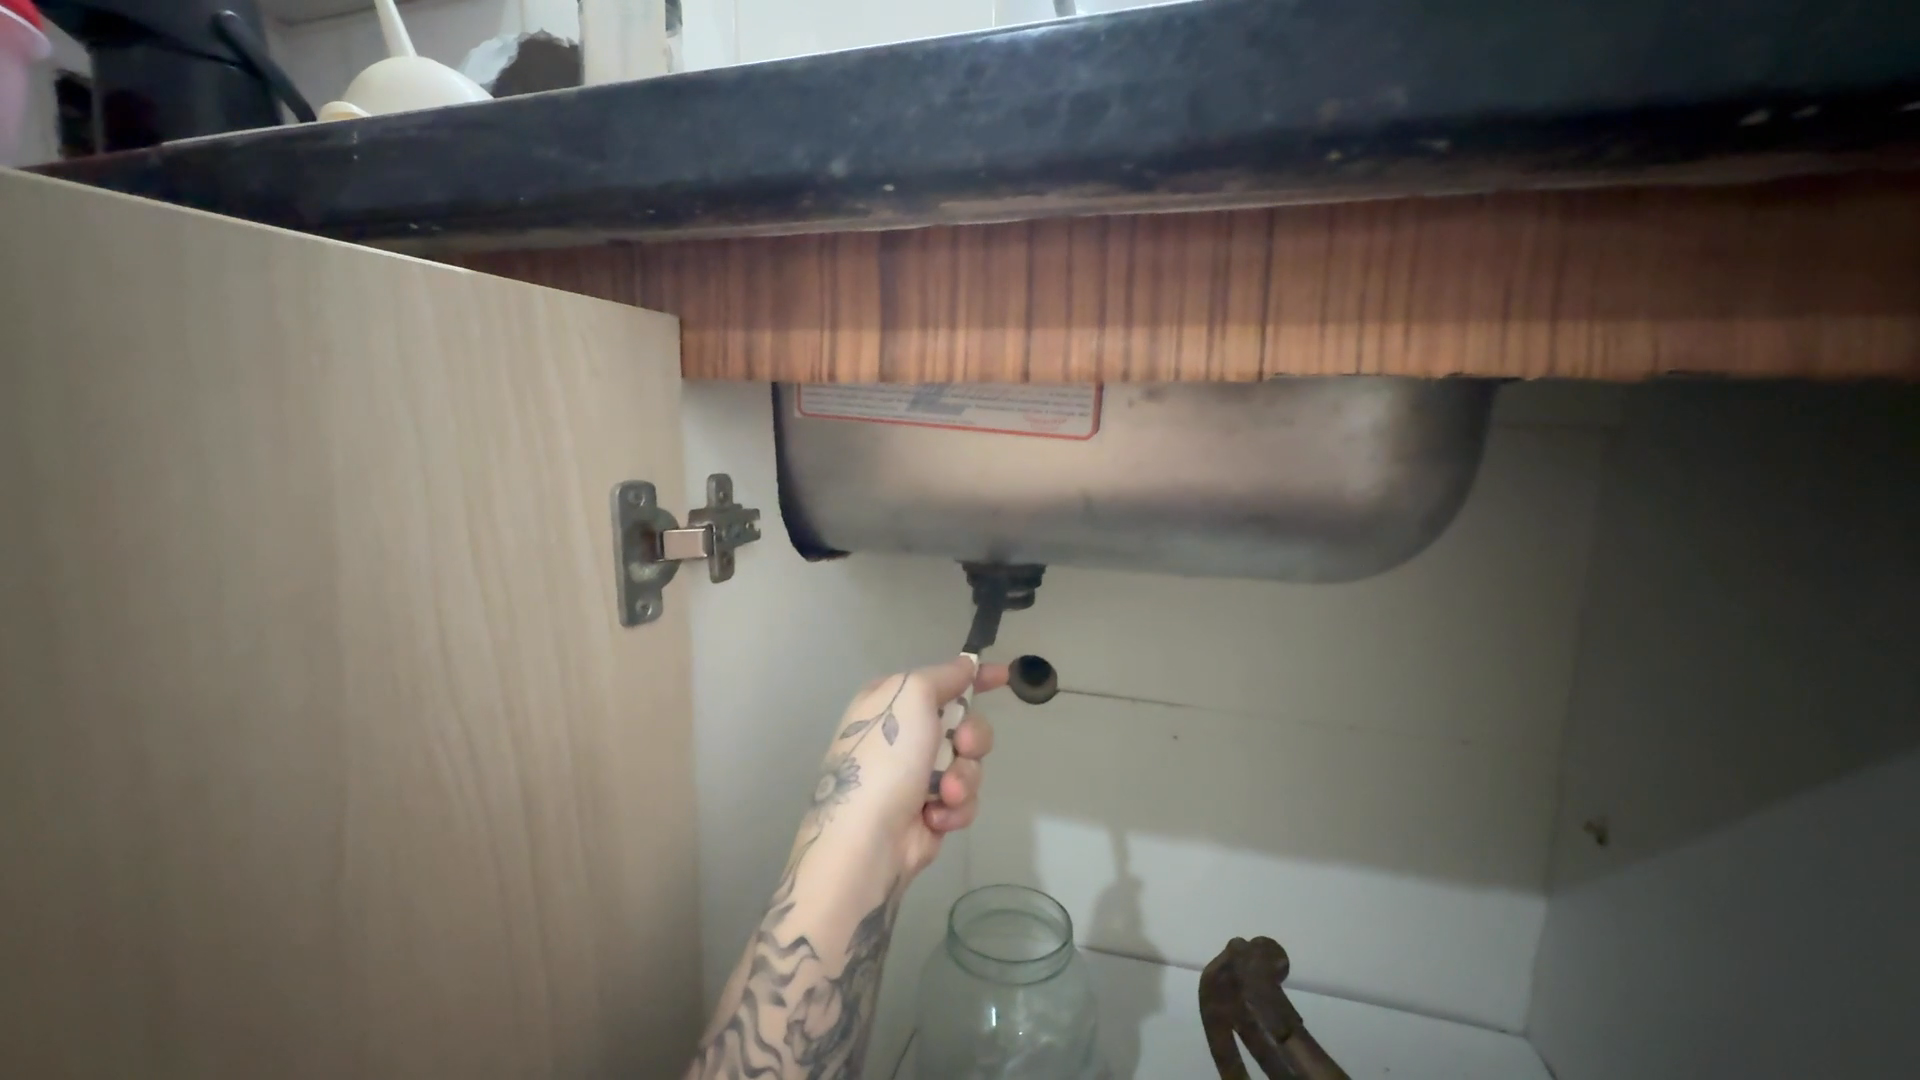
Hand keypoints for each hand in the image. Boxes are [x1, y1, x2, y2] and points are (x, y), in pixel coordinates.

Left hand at [810, 656, 1005, 880]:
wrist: (868, 838)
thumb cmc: (886, 757)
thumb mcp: (911, 696)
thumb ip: (943, 676)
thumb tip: (965, 664)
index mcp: (891, 702)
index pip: (941, 679)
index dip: (974, 676)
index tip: (1004, 676)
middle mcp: (904, 735)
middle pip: (965, 723)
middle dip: (973, 738)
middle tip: (963, 747)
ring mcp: (916, 775)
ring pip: (969, 763)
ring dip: (963, 778)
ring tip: (944, 794)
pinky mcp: (929, 810)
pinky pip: (963, 799)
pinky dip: (955, 808)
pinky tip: (934, 817)